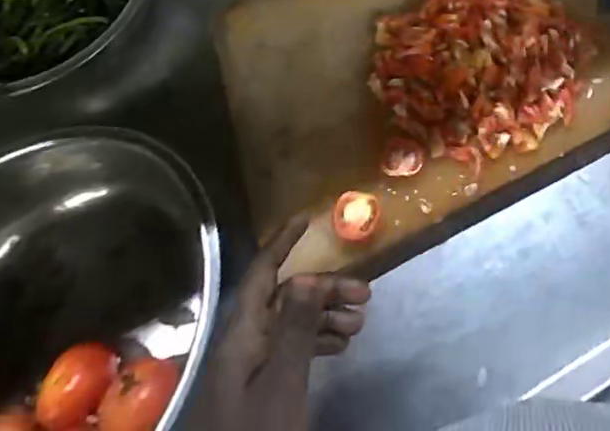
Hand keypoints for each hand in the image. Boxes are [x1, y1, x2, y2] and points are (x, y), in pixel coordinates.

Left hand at [194, 217, 370, 430]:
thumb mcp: (283, 383)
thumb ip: (296, 328)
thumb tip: (307, 275)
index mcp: (243, 333)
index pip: (262, 272)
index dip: (282, 242)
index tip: (308, 218)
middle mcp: (243, 342)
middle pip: (285, 298)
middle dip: (324, 289)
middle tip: (366, 296)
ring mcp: (248, 368)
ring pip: (290, 324)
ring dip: (324, 317)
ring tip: (359, 327)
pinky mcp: (256, 391)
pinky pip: (289, 350)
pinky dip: (314, 343)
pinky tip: (338, 349)